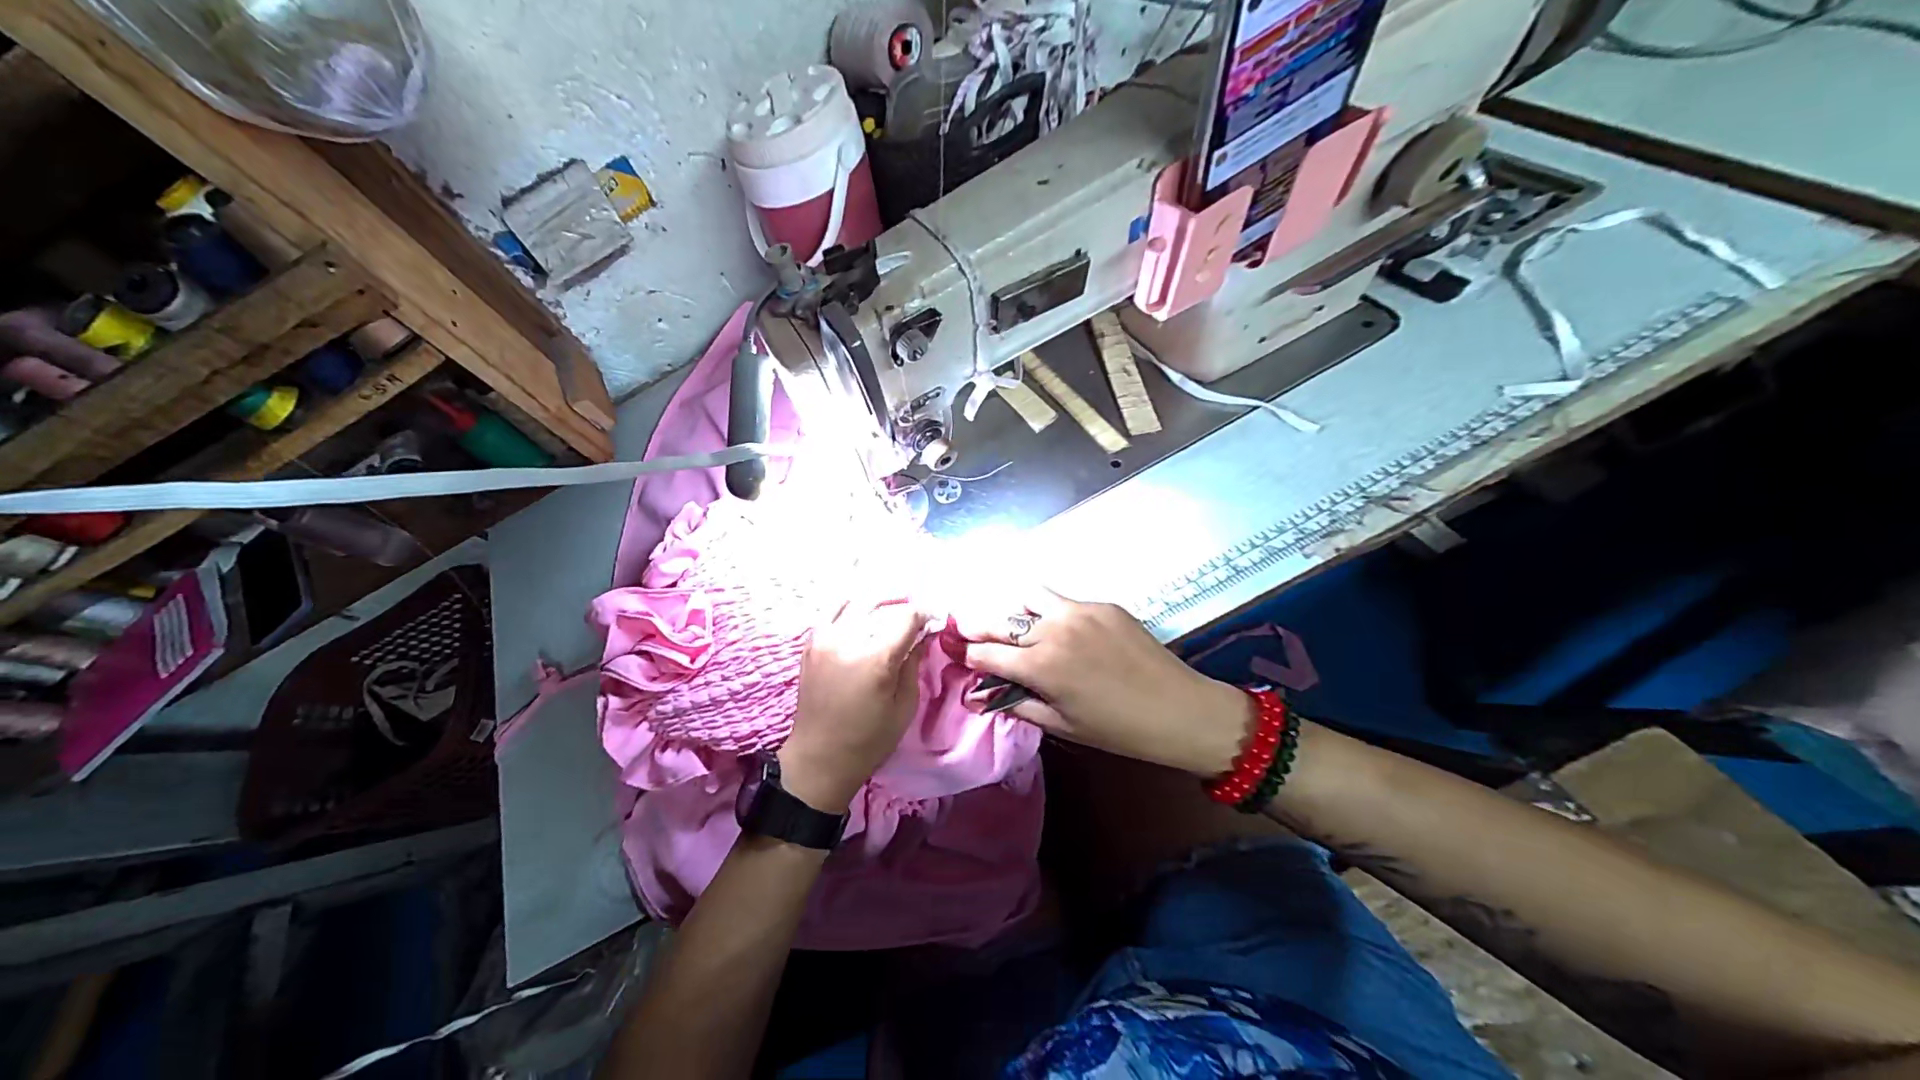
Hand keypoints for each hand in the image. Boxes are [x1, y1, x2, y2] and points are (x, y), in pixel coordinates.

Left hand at [779, 598, 931, 811]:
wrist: (819, 757)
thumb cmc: (869, 740)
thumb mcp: (904, 705)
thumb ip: (914, 663)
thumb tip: (925, 634)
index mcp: (876, 659)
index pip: (907, 616)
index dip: (926, 614)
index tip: (935, 619)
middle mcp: (849, 640)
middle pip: (884, 605)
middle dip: (904, 607)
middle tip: (917, 617)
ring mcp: (826, 638)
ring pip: (859, 603)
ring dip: (880, 603)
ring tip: (893, 611)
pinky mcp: (812, 643)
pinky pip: (834, 611)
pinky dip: (853, 608)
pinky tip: (865, 614)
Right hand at [954, 589, 1249, 777]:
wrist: (1180, 709)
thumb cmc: (1118, 729)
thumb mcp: (1062, 725)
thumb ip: (1018, 705)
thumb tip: (979, 698)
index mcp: (1041, 666)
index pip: (986, 653)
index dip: (964, 653)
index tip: (953, 651)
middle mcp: (1053, 630)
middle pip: (998, 619)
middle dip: (976, 626)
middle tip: (967, 631)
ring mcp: (1079, 611)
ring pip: (1028, 596)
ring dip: (1013, 610)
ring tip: (1014, 625)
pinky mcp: (1102, 604)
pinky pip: (1062, 600)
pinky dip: (1049, 611)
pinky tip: (1058, 629)